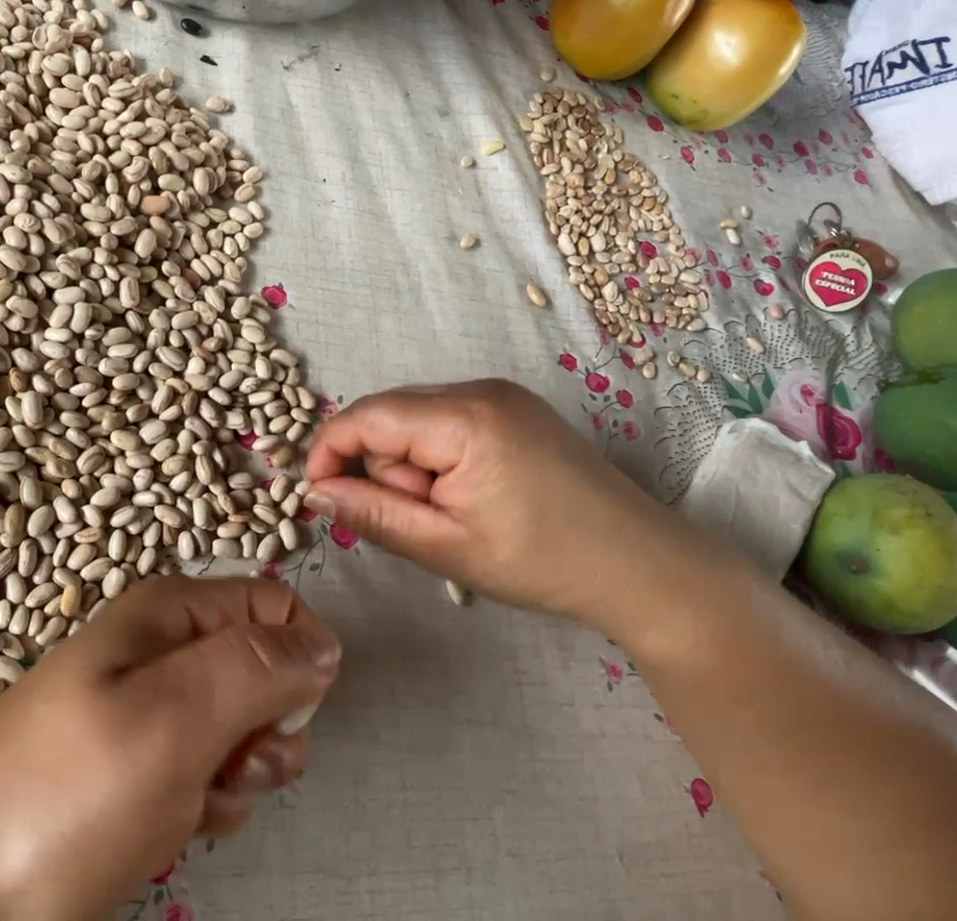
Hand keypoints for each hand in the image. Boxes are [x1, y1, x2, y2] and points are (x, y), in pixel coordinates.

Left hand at [0, 576, 340, 920]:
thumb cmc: (66, 788)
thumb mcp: (169, 716)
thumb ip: (255, 670)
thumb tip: (323, 646)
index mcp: (172, 614)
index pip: (278, 607)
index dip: (295, 660)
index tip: (275, 713)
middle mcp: (167, 653)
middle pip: (269, 673)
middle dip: (271, 726)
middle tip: (228, 762)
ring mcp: (155, 714)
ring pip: (249, 732)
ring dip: (242, 773)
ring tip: (190, 798)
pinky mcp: (146, 769)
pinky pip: (215, 775)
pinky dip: (211, 803)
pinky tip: (174, 823)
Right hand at [302, 380, 704, 630]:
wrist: (642, 566)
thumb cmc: (542, 562)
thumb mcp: (444, 545)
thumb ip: (371, 514)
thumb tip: (313, 493)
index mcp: (464, 417)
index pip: (365, 417)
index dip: (329, 453)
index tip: (317, 498)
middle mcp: (480, 389)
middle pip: (388, 416)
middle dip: (382, 468)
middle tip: (419, 520)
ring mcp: (500, 396)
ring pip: (414, 421)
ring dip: (410, 467)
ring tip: (452, 513)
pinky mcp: (513, 409)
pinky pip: (444, 424)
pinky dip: (436, 460)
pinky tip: (467, 495)